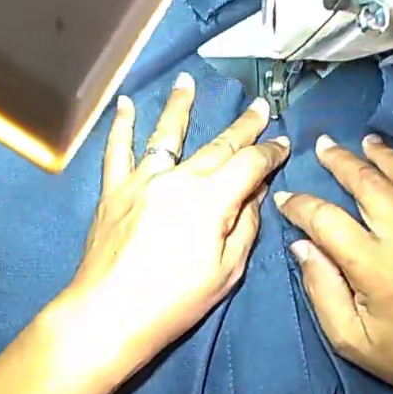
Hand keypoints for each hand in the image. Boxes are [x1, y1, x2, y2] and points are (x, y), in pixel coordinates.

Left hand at [53, 73, 289, 380]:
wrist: (110, 312)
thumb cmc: (173, 301)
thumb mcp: (226, 271)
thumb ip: (245, 226)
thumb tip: (255, 192)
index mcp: (211, 199)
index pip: (250, 164)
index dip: (270, 152)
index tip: (282, 143)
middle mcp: (177, 179)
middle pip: (216, 146)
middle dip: (242, 127)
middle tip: (258, 107)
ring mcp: (142, 182)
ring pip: (166, 134)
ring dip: (180, 106)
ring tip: (188, 81)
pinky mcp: (113, 191)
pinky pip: (117, 151)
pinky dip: (122, 126)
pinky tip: (125, 105)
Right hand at [276, 134, 392, 393]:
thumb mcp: (349, 337)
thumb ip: (321, 289)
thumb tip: (302, 246)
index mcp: (375, 267)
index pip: (327, 221)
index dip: (301, 206)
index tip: (284, 199)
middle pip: (370, 185)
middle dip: (342, 162)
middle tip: (323, 146)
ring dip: (386, 156)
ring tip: (367, 142)